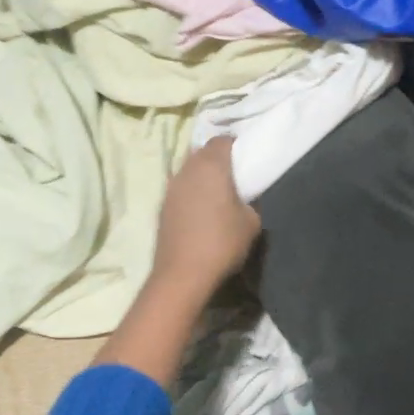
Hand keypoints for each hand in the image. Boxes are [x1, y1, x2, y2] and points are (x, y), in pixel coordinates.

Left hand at [152, 136, 259, 292]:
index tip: (248, 158)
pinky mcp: (162, 206)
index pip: (222, 140)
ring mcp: (170, 187)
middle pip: (202, 152)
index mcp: (210, 165)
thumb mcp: (252, 221)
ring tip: (217, 193)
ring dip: (202, 176)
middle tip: (235, 175)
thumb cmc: (222, 243)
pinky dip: (191, 192)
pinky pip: (180, 189)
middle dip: (218, 158)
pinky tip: (201, 210)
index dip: (236, 145)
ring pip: (189, 170)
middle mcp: (186, 169)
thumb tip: (244, 196)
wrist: (182, 274)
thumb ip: (251, 200)